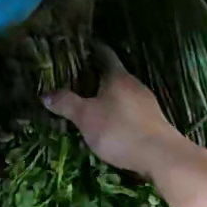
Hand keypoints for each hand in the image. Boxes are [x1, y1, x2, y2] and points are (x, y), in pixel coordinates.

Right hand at [44, 46, 187, 175]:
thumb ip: (66, 104)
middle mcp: (135, 85)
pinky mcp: (153, 123)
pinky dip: (119, 115)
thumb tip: (45, 94)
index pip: (104, 54)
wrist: (160, 156)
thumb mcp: (86, 117)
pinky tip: (111, 126)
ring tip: (90, 107)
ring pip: (123, 95)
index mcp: (118, 76)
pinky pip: (131, 112)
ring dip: (108, 99)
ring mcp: (147, 104)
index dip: (91, 50)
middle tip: (76, 83)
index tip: (78, 50)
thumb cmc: (120, 130)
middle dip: (96, 78)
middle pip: (113, 76)